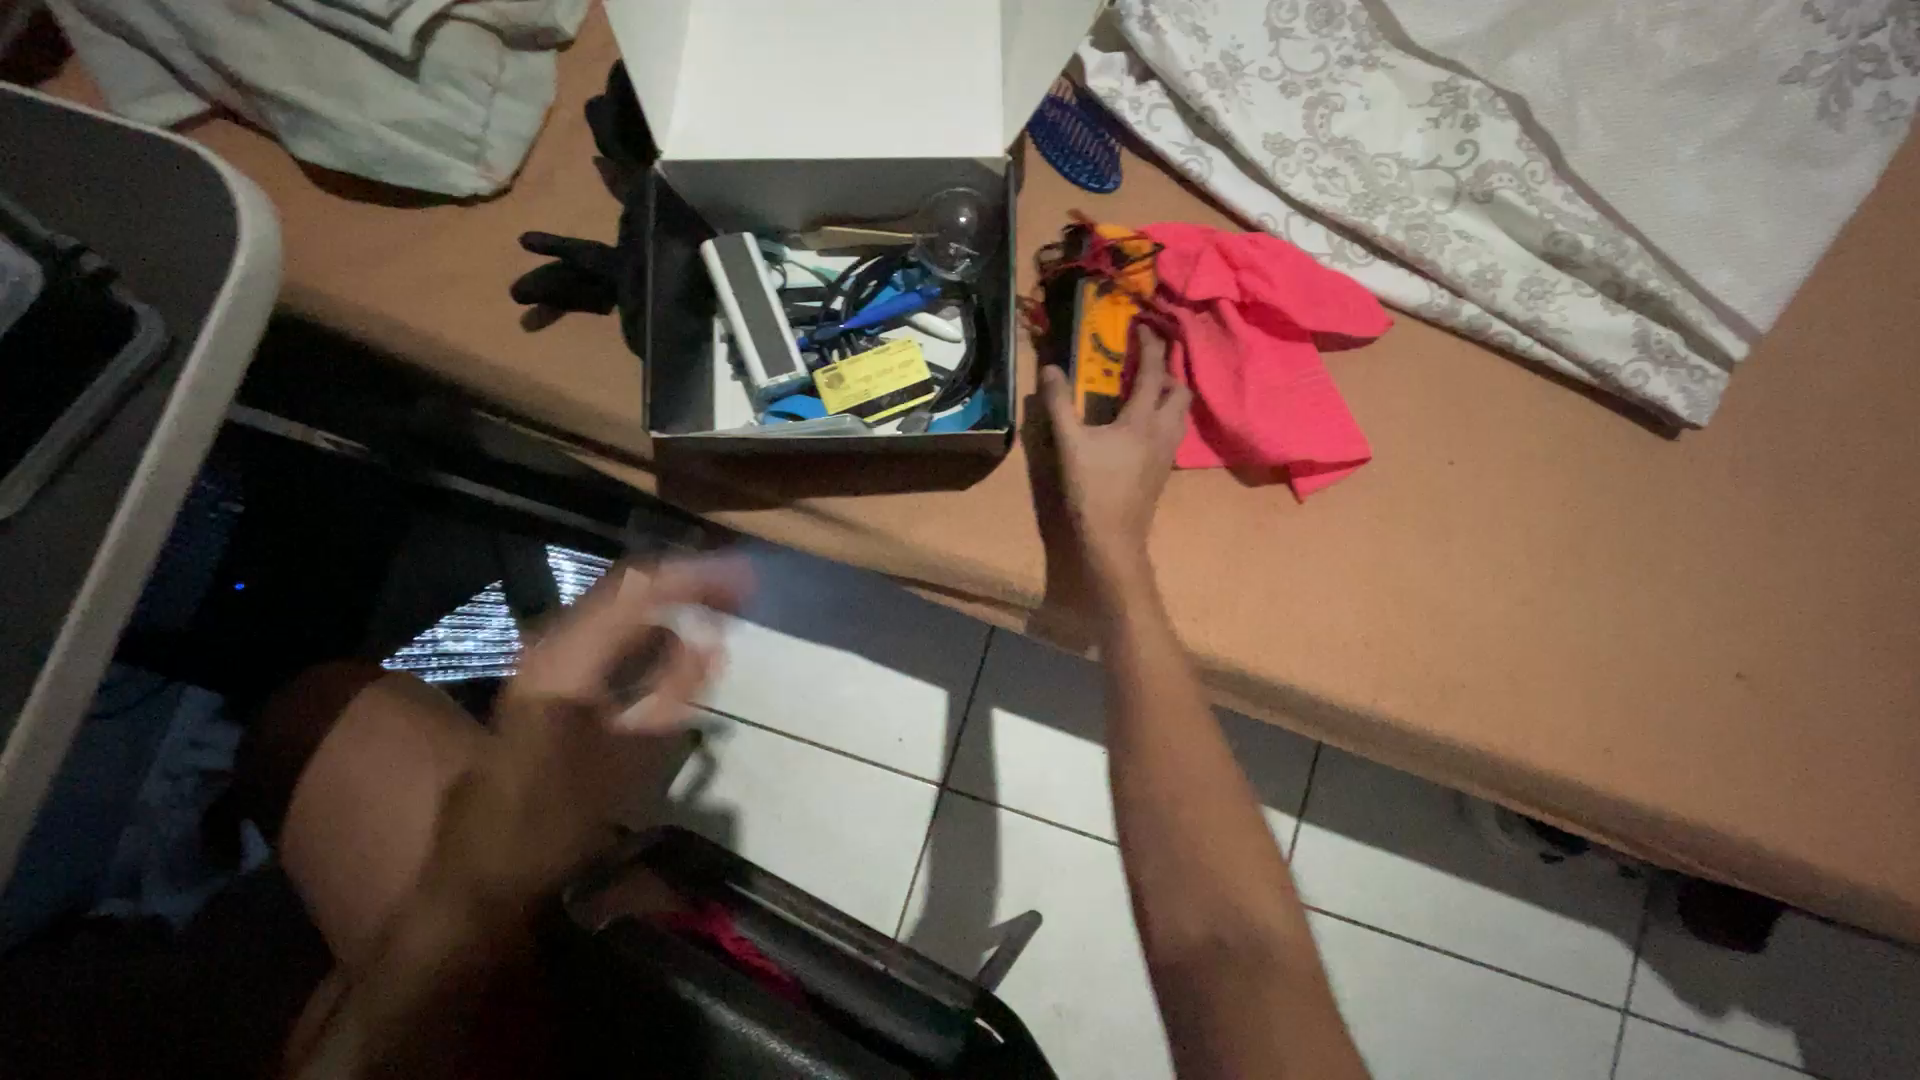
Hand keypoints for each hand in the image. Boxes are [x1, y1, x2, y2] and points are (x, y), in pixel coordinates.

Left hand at [417, 555, 753, 921]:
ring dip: (669, 602)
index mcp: (571, 659)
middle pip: (630, 588)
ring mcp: (543, 657)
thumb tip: (711, 643)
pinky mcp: (544, 674)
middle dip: (688, 584)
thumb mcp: (631, 760)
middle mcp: (552, 643)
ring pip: (617, 606)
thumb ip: (675, 691)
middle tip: (739, 590)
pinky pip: (606, 628)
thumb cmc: (560, 817)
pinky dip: (646, 624)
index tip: (746, 580)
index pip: (642, 591)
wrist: (483, 862)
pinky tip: (673, 640)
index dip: (698, 578)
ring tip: (717, 608)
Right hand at [1037, 327, 1190, 592]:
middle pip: (1180, 392)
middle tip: (1146, 364)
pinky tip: (1142, 428)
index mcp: (1143, 420)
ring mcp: (1167, 454)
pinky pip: (1173, 433)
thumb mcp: (1068, 443)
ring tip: (1146, 391)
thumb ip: (1059, 404)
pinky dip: (1164, 419)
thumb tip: (1050, 368)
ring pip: (1181, 414)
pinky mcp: (1163, 472)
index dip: (1150, 345)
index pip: (1153, 372)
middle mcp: (1163, 432)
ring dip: (1169, 396)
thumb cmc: (1092, 488)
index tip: (1143, 326)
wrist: (1113, 537)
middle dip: (1168, 372)